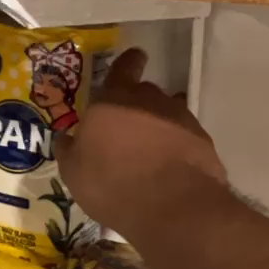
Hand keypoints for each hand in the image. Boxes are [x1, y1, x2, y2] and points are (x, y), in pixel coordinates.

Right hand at [55, 48, 229, 243]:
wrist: (174, 207)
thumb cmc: (112, 182)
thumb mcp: (74, 172)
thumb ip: (69, 149)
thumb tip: (65, 138)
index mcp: (114, 99)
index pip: (124, 67)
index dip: (128, 63)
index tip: (133, 62)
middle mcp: (150, 100)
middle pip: (144, 92)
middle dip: (135, 105)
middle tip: (124, 128)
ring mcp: (181, 119)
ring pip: (166, 114)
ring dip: (156, 127)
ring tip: (147, 153)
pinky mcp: (202, 143)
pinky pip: (183, 138)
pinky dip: (175, 148)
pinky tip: (166, 169)